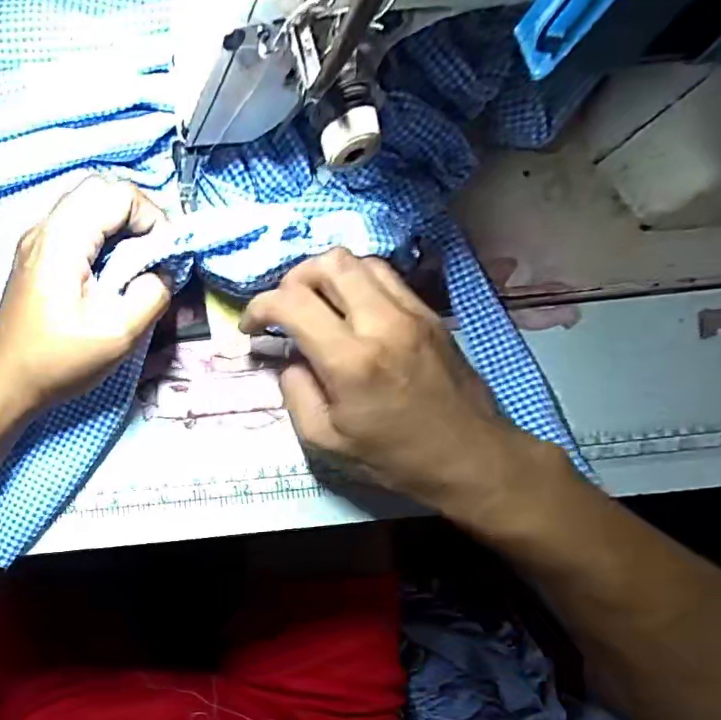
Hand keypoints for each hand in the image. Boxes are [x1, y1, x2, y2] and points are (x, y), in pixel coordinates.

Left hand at [0, 176, 172, 423]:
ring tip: (138, 267)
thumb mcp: (118, 334)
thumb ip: (152, 294)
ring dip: (121, 228)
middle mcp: (45, 228)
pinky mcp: (37, 259)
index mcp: (62, 239)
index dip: (153, 217)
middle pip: (101, 190)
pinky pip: (77, 229)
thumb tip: (165, 271)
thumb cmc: (58, 362)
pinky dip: (104, 241)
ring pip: (89, 207)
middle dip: (138, 216)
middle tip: (156, 255)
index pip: (118, 193)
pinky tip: (113, 277)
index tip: (165, 256)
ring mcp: (37, 242)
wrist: (5, 385)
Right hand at [240, 249, 562, 510]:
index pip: (291, 302)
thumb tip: (289, 359)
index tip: (251, 328)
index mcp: (350, 360)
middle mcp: (381, 322)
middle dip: (293, 280)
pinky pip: (387, 277)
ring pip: (359, 261)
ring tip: (317, 305)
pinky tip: (351, 311)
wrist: (469, 457)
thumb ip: (296, 393)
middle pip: (328, 263)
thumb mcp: (327, 442)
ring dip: (327, 276)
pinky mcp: (430, 313)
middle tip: (284, 310)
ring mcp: (412, 312)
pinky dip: (358, 282)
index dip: (259, 308)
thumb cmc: (394, 459)